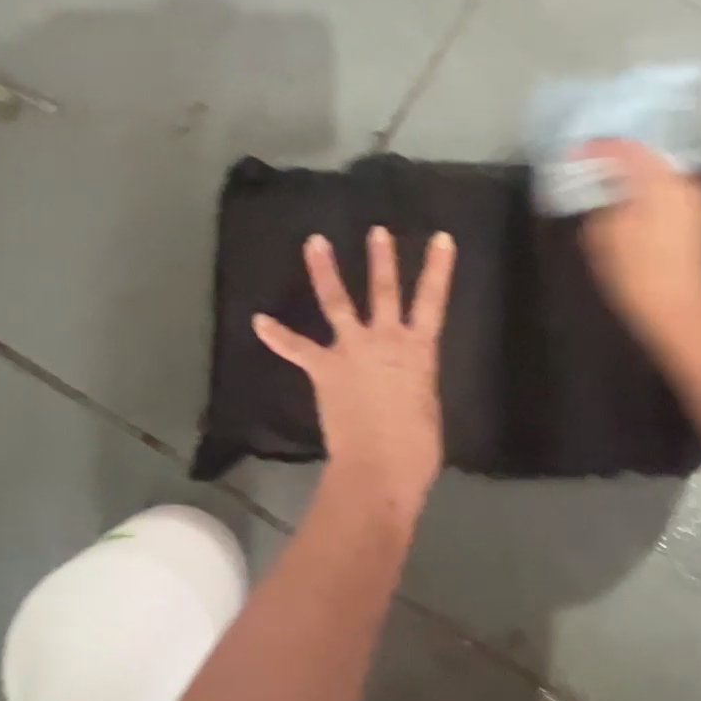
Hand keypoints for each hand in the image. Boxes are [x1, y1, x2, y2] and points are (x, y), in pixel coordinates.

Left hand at [253, 227, 456, 518]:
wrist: (379, 470)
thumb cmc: (416, 448)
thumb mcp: (426, 405)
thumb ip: (414, 382)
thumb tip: (405, 380)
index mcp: (419, 350)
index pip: (433, 301)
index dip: (439, 269)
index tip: (442, 238)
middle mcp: (386, 340)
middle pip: (384, 291)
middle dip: (381, 260)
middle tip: (375, 230)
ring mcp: (352, 351)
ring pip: (337, 302)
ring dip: (325, 271)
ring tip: (315, 242)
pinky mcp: (325, 370)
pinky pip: (298, 349)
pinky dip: (277, 335)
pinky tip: (258, 321)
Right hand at [579, 139, 700, 347]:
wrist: (686, 315)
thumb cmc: (640, 275)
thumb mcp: (604, 239)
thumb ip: (600, 207)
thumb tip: (602, 199)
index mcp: (659, 180)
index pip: (625, 148)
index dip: (597, 148)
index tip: (575, 154)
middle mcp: (684, 182)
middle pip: (647, 158)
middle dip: (618, 163)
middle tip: (591, 171)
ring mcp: (698, 201)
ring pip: (660, 177)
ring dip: (636, 180)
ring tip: (609, 191)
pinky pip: (671, 194)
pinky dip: (650, 195)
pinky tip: (632, 209)